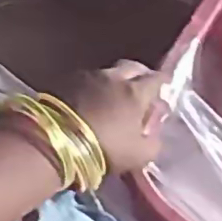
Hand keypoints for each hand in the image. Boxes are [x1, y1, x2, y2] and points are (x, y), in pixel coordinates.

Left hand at [58, 60, 166, 174]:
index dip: (163, 82)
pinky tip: (92, 98)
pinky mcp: (64, 79)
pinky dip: (94, 85)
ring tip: (114, 96)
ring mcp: (84, 75)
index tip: (165, 88)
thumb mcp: (141, 153)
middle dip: (140, 74)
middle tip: (142, 87)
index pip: (156, 78)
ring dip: (114, 80)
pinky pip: (86, 78)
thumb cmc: (105, 147)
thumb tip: (153, 127)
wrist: (56, 138)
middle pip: (131, 67)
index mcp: (133, 92)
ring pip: (106, 71)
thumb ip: (154, 138)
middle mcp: (110, 77)